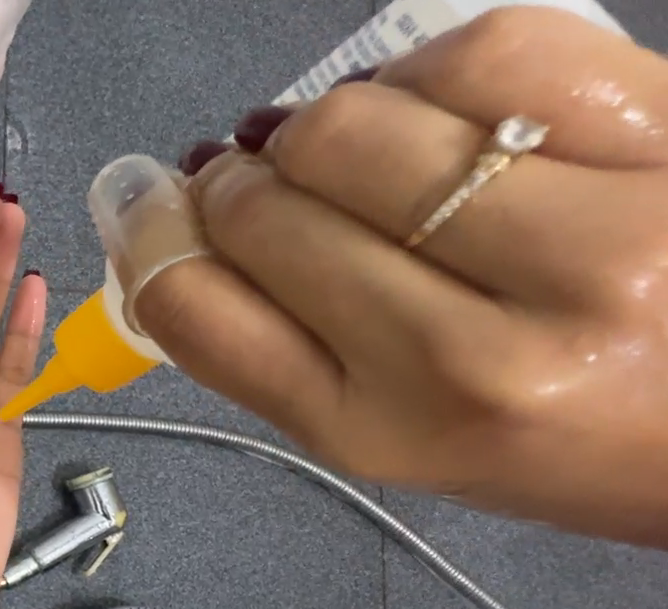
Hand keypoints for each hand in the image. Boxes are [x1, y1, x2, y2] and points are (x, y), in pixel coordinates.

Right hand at [104, 9, 667, 547]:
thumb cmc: (541, 430)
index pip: (197, 312)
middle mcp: (466, 359)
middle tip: (249, 178)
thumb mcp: (374, 425)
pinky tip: (437, 108)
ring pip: (354, 129)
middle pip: (264, 214)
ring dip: (317, 125)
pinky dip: (429, 69)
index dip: (147, 241)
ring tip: (344, 146)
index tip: (141, 203)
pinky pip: (492, 55)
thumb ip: (263, 343)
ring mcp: (590, 248)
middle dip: (235, 183)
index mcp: (370, 430)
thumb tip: (164, 223)